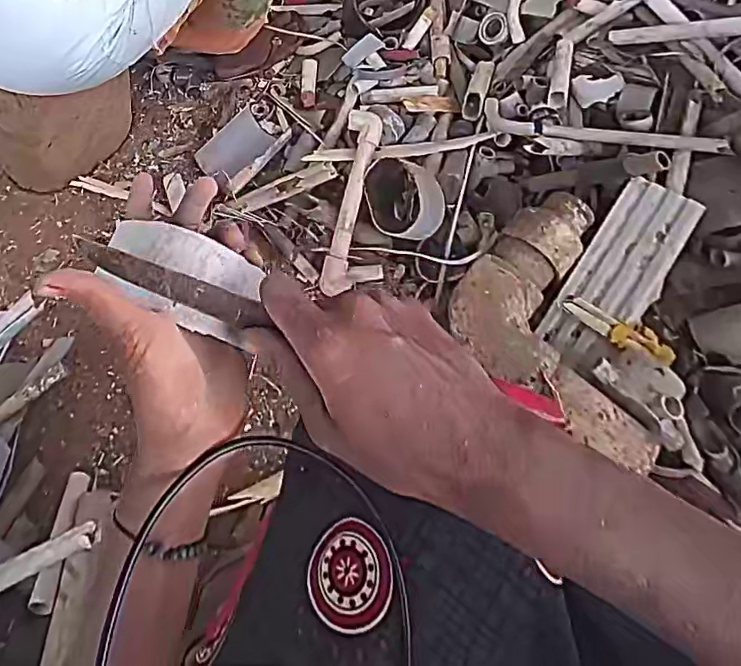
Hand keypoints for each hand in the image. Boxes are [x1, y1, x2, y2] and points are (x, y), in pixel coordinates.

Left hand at [38, 174, 250, 477]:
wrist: (199, 430)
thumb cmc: (158, 384)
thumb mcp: (128, 331)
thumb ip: (96, 298)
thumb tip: (44, 280)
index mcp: (143, 287)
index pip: (140, 237)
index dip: (144, 206)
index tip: (150, 178)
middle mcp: (172, 289)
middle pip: (183, 236)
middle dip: (193, 207)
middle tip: (207, 185)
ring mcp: (203, 301)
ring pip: (214, 254)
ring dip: (223, 236)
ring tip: (232, 228)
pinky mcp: (230, 316)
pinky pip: (239, 281)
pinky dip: (246, 265)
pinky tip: (252, 256)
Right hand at [246, 275, 527, 513]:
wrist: (479, 445)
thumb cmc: (407, 450)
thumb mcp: (329, 428)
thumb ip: (288, 374)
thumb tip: (261, 342)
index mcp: (326, 343)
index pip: (276, 290)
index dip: (268, 305)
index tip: (270, 322)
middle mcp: (355, 312)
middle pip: (313, 305)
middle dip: (315, 333)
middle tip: (333, 375)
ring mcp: (388, 306)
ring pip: (348, 309)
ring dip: (351, 332)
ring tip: (374, 376)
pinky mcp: (415, 307)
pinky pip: (380, 312)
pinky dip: (381, 331)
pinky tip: (399, 368)